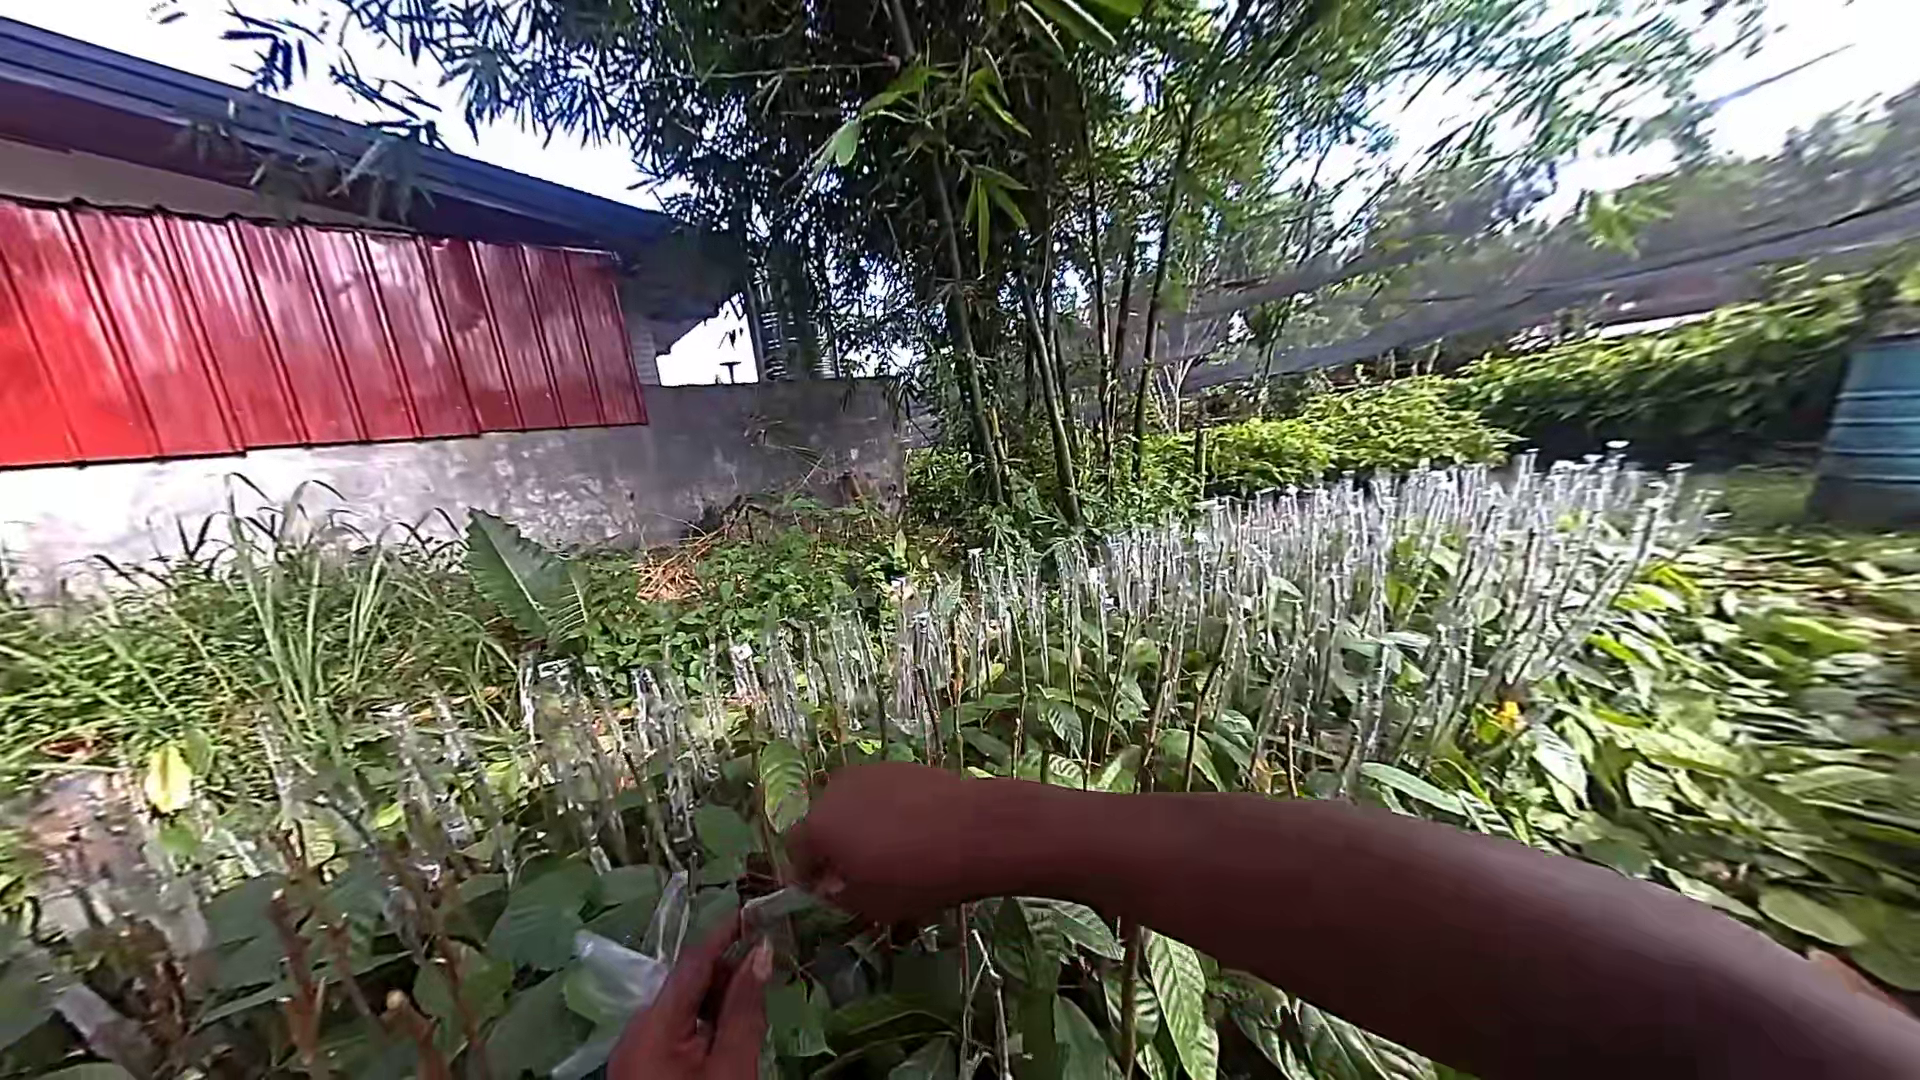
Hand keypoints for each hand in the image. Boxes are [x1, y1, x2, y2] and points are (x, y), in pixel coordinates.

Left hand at [606, 918, 771, 1079]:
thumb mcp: (732, 1067)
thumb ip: (745, 1004)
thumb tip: (763, 948)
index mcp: (652, 1027)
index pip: (695, 959)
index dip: (728, 930)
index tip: (760, 909)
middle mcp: (635, 1032)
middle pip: (688, 980)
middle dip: (728, 970)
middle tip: (766, 973)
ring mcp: (633, 1054)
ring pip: (683, 1003)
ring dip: (718, 997)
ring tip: (750, 1008)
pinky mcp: (638, 1071)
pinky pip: (674, 1028)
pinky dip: (704, 1021)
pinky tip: (728, 1034)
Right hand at [784, 763, 1034, 922]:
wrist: (972, 829)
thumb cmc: (914, 875)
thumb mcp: (868, 903)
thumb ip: (837, 894)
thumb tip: (830, 882)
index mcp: (819, 825)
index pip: (795, 849)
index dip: (807, 873)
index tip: (825, 890)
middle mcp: (837, 789)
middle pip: (823, 821)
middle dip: (834, 846)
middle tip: (857, 872)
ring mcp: (870, 772)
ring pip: (853, 804)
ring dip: (860, 826)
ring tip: (890, 851)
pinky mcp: (900, 765)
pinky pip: (880, 792)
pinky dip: (886, 810)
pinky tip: (913, 830)